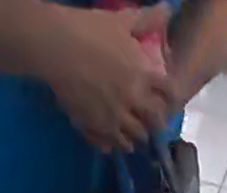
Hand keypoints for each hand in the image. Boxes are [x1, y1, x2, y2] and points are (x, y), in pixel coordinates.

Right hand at [37, 5, 173, 152]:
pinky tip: (112, 141)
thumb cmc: (88, 30)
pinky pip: (111, 145)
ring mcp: (116, 117)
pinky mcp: (97, 128)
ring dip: (136, 136)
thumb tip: (167, 8)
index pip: (169, 93)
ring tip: (132, 133)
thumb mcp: (120, 21)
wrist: (56, 47)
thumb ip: (145, 19)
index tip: (166, 99)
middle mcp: (133, 101)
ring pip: (136, 138)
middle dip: (155, 122)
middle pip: (156, 122)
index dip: (170, 97)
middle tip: (150, 121)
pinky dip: (114, 144)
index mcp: (143, 75)